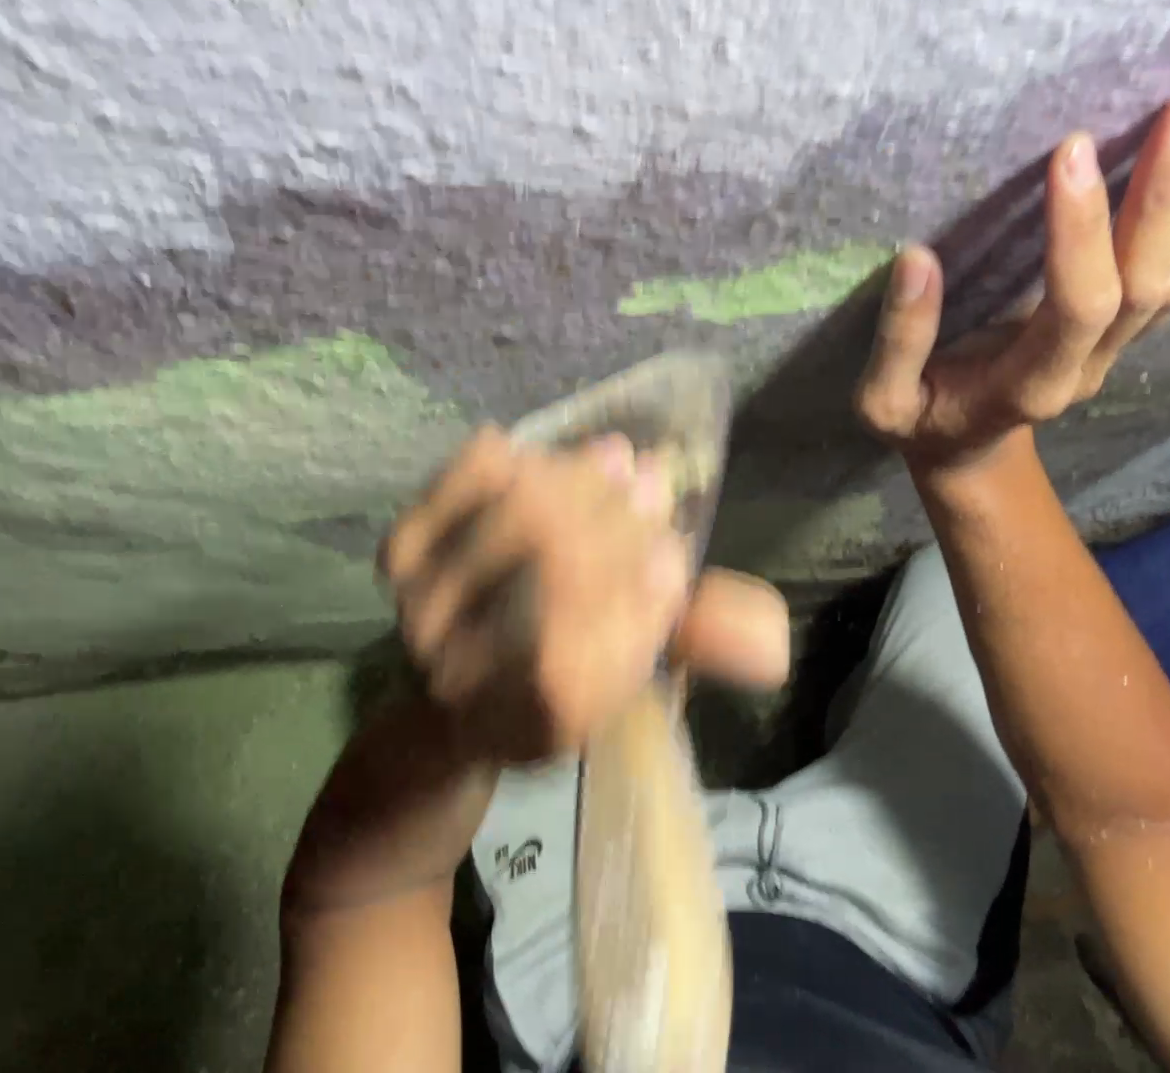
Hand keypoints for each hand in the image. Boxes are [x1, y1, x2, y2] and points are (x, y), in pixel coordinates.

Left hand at [380, 426, 790, 763]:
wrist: (453, 695)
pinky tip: (516, 446)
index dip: (640, 601)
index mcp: (532, 723)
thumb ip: (694, 652)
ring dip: (570, 484)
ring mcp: (425, 616)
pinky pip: (442, 497)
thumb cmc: (556, 680)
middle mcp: (469, 676)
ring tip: (612, 459)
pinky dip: (482, 466)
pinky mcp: (398, 564)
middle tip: (651, 483)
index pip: (590, 659)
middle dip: (618, 523)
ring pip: (510, 526)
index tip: (673, 556)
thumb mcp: (629, 678)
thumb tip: (771, 643)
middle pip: (556, 573)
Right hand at [857, 80, 1169, 475]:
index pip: (1077, 305)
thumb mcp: (882, 403)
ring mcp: (1116, 353)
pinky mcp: (1125, 336)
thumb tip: (916, 258)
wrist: (965, 450)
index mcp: (1028, 385)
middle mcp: (1088, 368)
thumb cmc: (919, 423)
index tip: (1071, 151)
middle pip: (1149, 282)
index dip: (1081, 231)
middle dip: (1169, 192)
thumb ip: (897, 342)